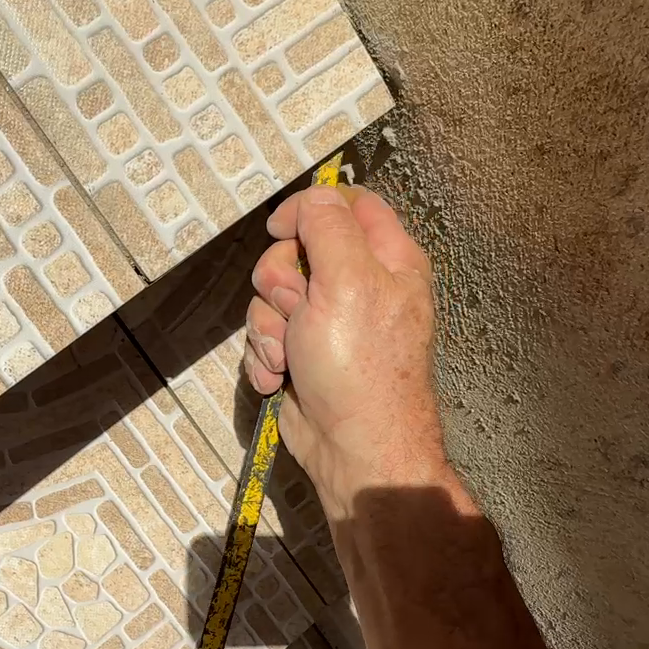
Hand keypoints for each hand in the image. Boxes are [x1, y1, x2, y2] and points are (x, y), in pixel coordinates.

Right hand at [243, 185, 442, 514]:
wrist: (351, 448)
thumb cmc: (360, 364)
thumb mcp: (349, 281)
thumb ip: (328, 226)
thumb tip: (307, 200)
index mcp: (385, 258)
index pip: (346, 202)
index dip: (307, 209)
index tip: (281, 230)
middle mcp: (356, 283)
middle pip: (295, 248)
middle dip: (280, 282)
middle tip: (297, 309)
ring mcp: (324, 318)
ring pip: (270, 293)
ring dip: (269, 326)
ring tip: (290, 355)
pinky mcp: (299, 349)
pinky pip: (264, 331)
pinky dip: (265, 354)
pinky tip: (281, 375)